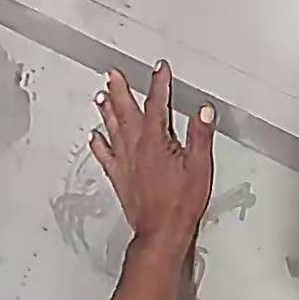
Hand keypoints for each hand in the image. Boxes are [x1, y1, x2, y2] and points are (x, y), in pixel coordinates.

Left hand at [91, 62, 215, 255]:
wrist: (162, 230)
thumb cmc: (181, 202)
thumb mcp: (200, 165)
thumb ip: (201, 135)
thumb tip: (203, 111)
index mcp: (156, 141)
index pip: (158, 104)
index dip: (159, 84)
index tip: (160, 69)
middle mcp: (135, 148)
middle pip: (126, 111)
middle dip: (120, 90)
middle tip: (113, 74)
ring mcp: (124, 162)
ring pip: (112, 128)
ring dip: (107, 110)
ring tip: (101, 95)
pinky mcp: (119, 177)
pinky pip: (105, 155)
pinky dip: (99, 143)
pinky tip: (95, 136)